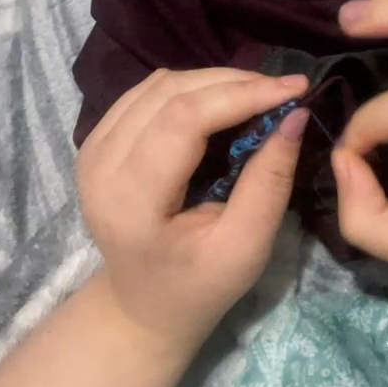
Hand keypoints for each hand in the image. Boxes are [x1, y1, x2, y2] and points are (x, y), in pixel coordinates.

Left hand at [77, 68, 309, 357]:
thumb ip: (269, 183)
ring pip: (158, 85)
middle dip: (233, 82)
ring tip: (260, 96)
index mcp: (130, 199)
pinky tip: (223, 104)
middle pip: (169, 92)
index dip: (240, 94)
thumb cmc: (198, 285)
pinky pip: (147, 93)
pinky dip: (191, 90)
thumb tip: (295, 115)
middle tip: (284, 90)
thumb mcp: (245, 248)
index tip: (294, 88)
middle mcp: (99, 164)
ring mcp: (92, 147)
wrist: (143, 305)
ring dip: (214, 81)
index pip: (182, 119)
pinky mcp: (97, 139)